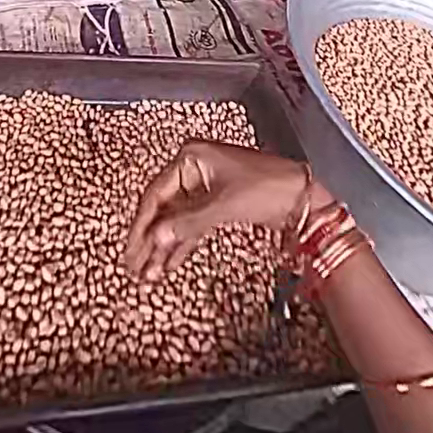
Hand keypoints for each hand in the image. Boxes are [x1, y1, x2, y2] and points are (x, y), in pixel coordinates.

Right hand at [122, 141, 330, 281]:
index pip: (156, 193)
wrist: (302, 196)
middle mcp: (193, 168)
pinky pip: (192, 224)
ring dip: (164, 246)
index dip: (142, 225)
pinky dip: (181, 244)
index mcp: (190, 157)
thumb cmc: (263, 189)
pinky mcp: (216, 202)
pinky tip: (168, 264)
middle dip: (150, 240)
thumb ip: (186, 223)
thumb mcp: (222, 206)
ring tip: (148, 275)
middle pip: (164, 208)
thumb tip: (154, 239)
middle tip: (135, 269)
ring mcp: (204, 186)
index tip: (130, 251)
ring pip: (176, 220)